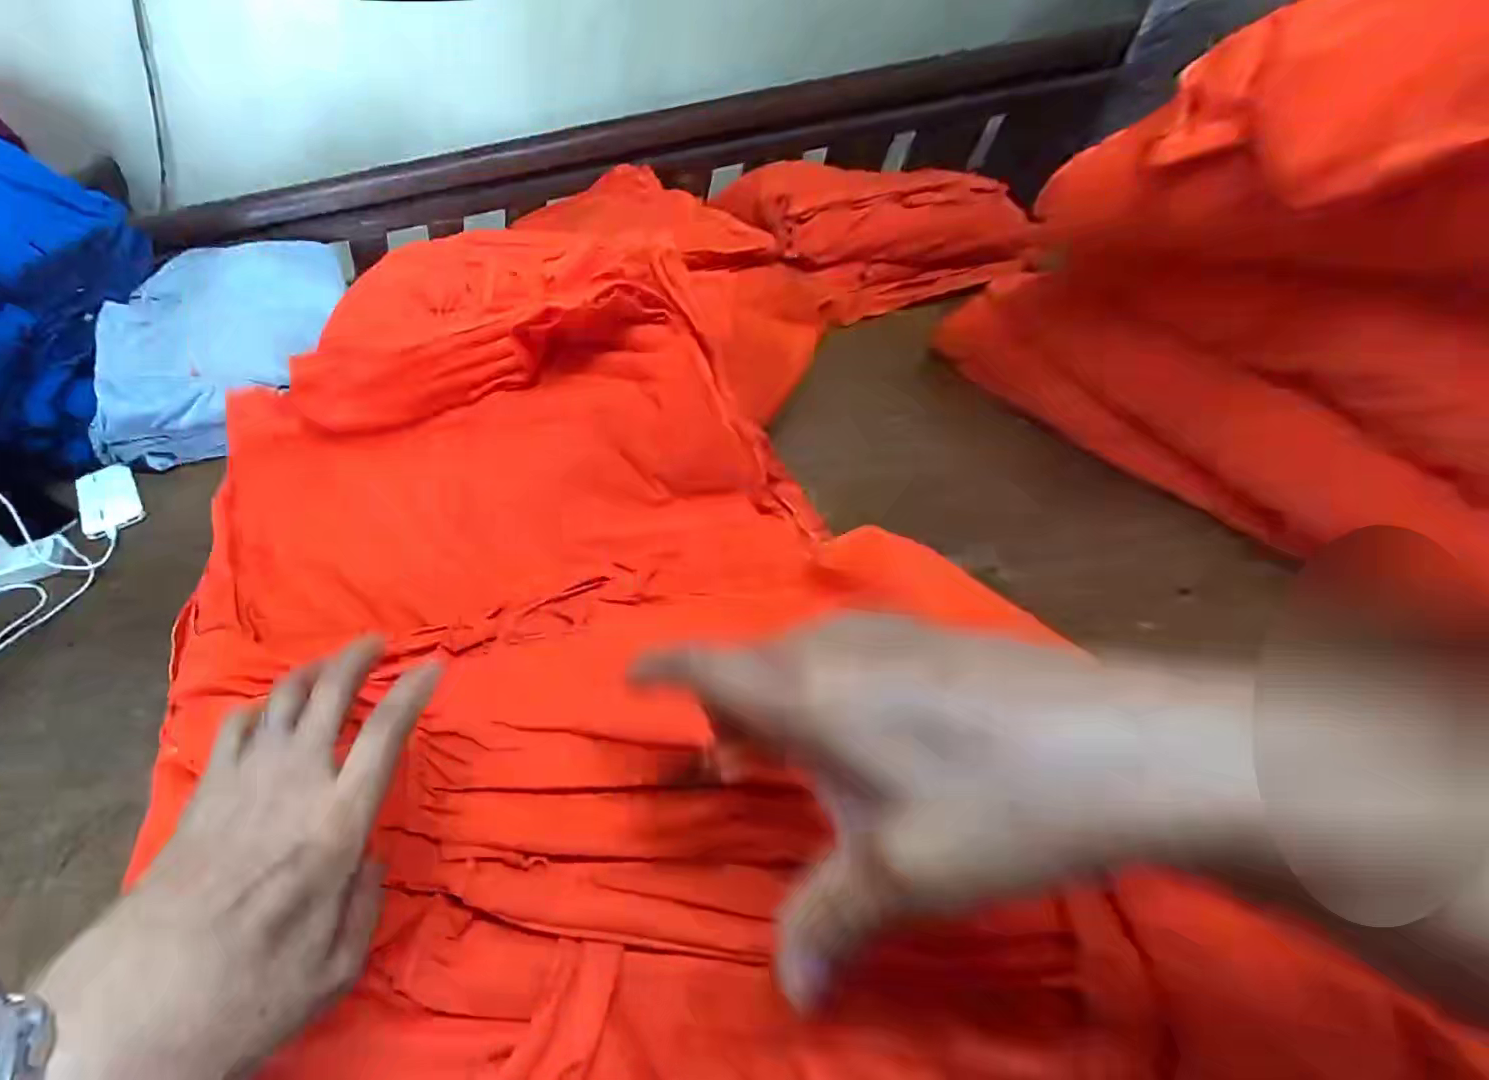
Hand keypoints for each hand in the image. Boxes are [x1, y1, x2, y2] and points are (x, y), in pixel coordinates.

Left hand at [37, 637, 441, 1079]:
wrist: (137, 1000)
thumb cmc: (249, 989)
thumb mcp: (336, 968)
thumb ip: (367, 903)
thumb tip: (370, 857)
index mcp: (337, 820)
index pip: (386, 730)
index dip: (413, 690)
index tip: (432, 667)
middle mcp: (295, 779)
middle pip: (330, 691)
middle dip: (358, 657)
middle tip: (376, 644)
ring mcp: (244, 777)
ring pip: (282, 696)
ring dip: (312, 671)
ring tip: (329, 667)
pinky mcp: (205, 788)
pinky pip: (237, 725)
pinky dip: (261, 708)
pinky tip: (268, 715)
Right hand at [632, 616, 1259, 1010]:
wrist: (1140, 745)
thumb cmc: (991, 807)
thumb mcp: (898, 876)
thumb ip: (824, 925)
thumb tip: (787, 996)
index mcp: (796, 691)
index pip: (699, 664)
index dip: (657, 669)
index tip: (629, 680)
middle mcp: (823, 647)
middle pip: (743, 667)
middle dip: (725, 711)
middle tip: (732, 760)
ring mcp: (877, 632)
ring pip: (792, 659)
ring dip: (775, 700)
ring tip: (797, 753)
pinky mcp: (923, 634)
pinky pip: (837, 654)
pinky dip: (820, 686)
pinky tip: (872, 729)